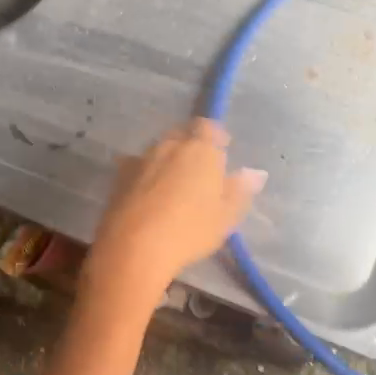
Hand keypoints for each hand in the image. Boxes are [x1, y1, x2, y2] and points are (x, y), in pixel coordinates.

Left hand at [85, 119, 265, 298]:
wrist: (133, 247)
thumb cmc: (190, 230)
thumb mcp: (226, 216)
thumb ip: (241, 190)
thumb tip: (255, 172)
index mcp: (201, 149)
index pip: (209, 126)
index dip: (215, 136)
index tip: (221, 151)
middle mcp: (170, 145)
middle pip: (182, 135)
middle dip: (191, 146)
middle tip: (199, 170)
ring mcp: (142, 159)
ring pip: (159, 150)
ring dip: (168, 160)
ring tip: (173, 185)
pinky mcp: (119, 176)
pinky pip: (138, 166)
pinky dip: (146, 174)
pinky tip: (148, 195)